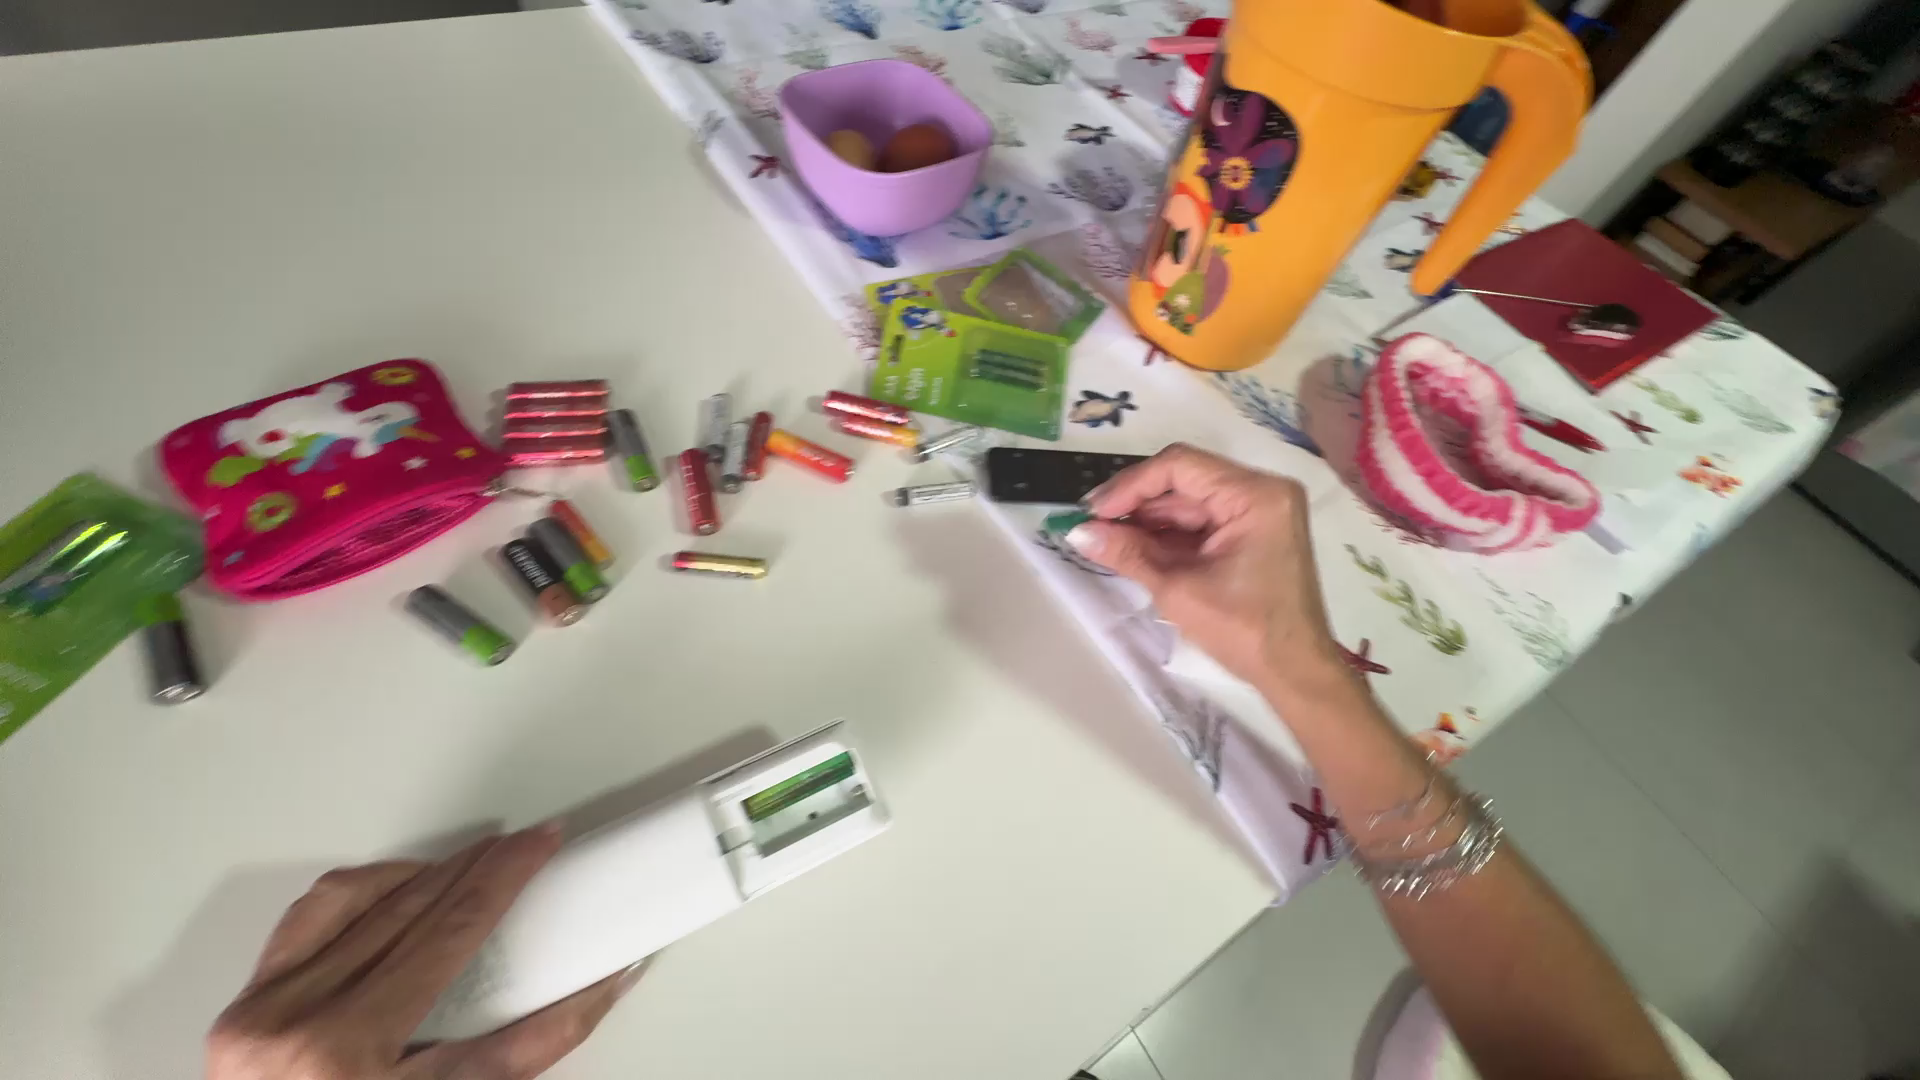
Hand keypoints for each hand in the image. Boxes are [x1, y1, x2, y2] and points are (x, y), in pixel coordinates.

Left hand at [207, 825, 638, 1079]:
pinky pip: (315, 912)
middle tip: (530, 841)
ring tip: (475, 865)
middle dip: (483, 863)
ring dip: (432, 870)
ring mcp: (258, 1009)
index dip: (506, 875)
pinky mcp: (242, 1001)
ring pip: (364, 894)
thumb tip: (613, 978)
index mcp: (347, 1048)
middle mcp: (294, 1019)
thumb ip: (539, 1042)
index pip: (453, 929)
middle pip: (417, 905)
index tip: (545, 838)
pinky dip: (369, 887)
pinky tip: (407, 886)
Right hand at [1072, 444, 1341, 689]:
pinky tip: (1131, 545)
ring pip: (1186, 501)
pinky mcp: (1248, 533)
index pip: (1180, 466)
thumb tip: (1077, 533)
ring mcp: (1256, 512)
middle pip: (1182, 480)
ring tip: (1103, 537)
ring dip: (1145, 519)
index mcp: (1254, 496)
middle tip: (1090, 524)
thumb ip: (1127, 553)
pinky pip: (1198, 521)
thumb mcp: (1178, 590)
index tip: (1094, 512)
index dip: (1130, 485)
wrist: (1293, 671)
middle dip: (1135, 502)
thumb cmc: (1244, 630)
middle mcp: (1260, 492)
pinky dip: (1164, 533)